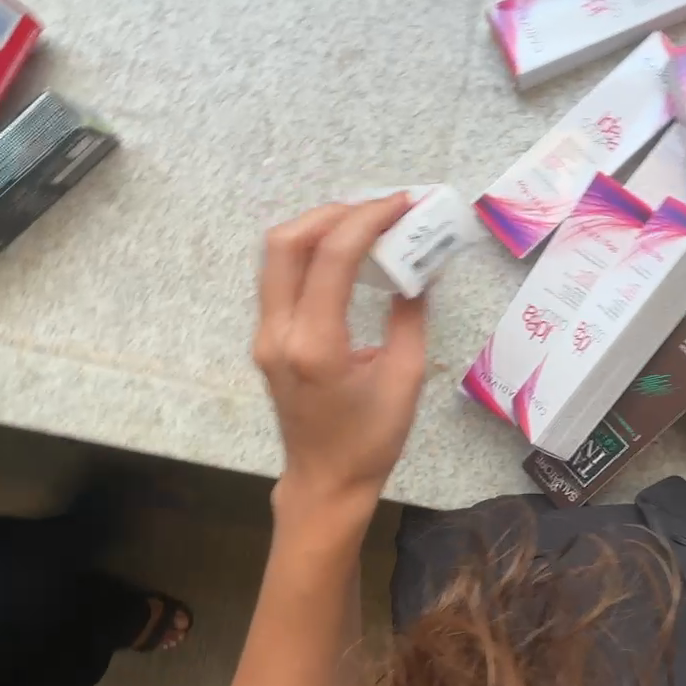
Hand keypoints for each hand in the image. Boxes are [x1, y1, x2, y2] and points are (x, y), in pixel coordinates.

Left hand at [253, 194, 427, 512]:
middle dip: (336, 212)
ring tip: (366, 224)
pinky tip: (346, 253)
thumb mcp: (405, 377)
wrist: (326, 481)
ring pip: (278, 255)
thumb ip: (409, 315)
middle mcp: (279, 333)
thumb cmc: (371, 440)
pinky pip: (281, 277)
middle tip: (381, 210)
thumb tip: (420, 269)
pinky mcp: (267, 338)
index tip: (404, 204)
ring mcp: (266, 335)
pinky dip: (312, 252)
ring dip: (320, 227)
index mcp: (316, 345)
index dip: (370, 219)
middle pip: (288, 242)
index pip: (334, 257)